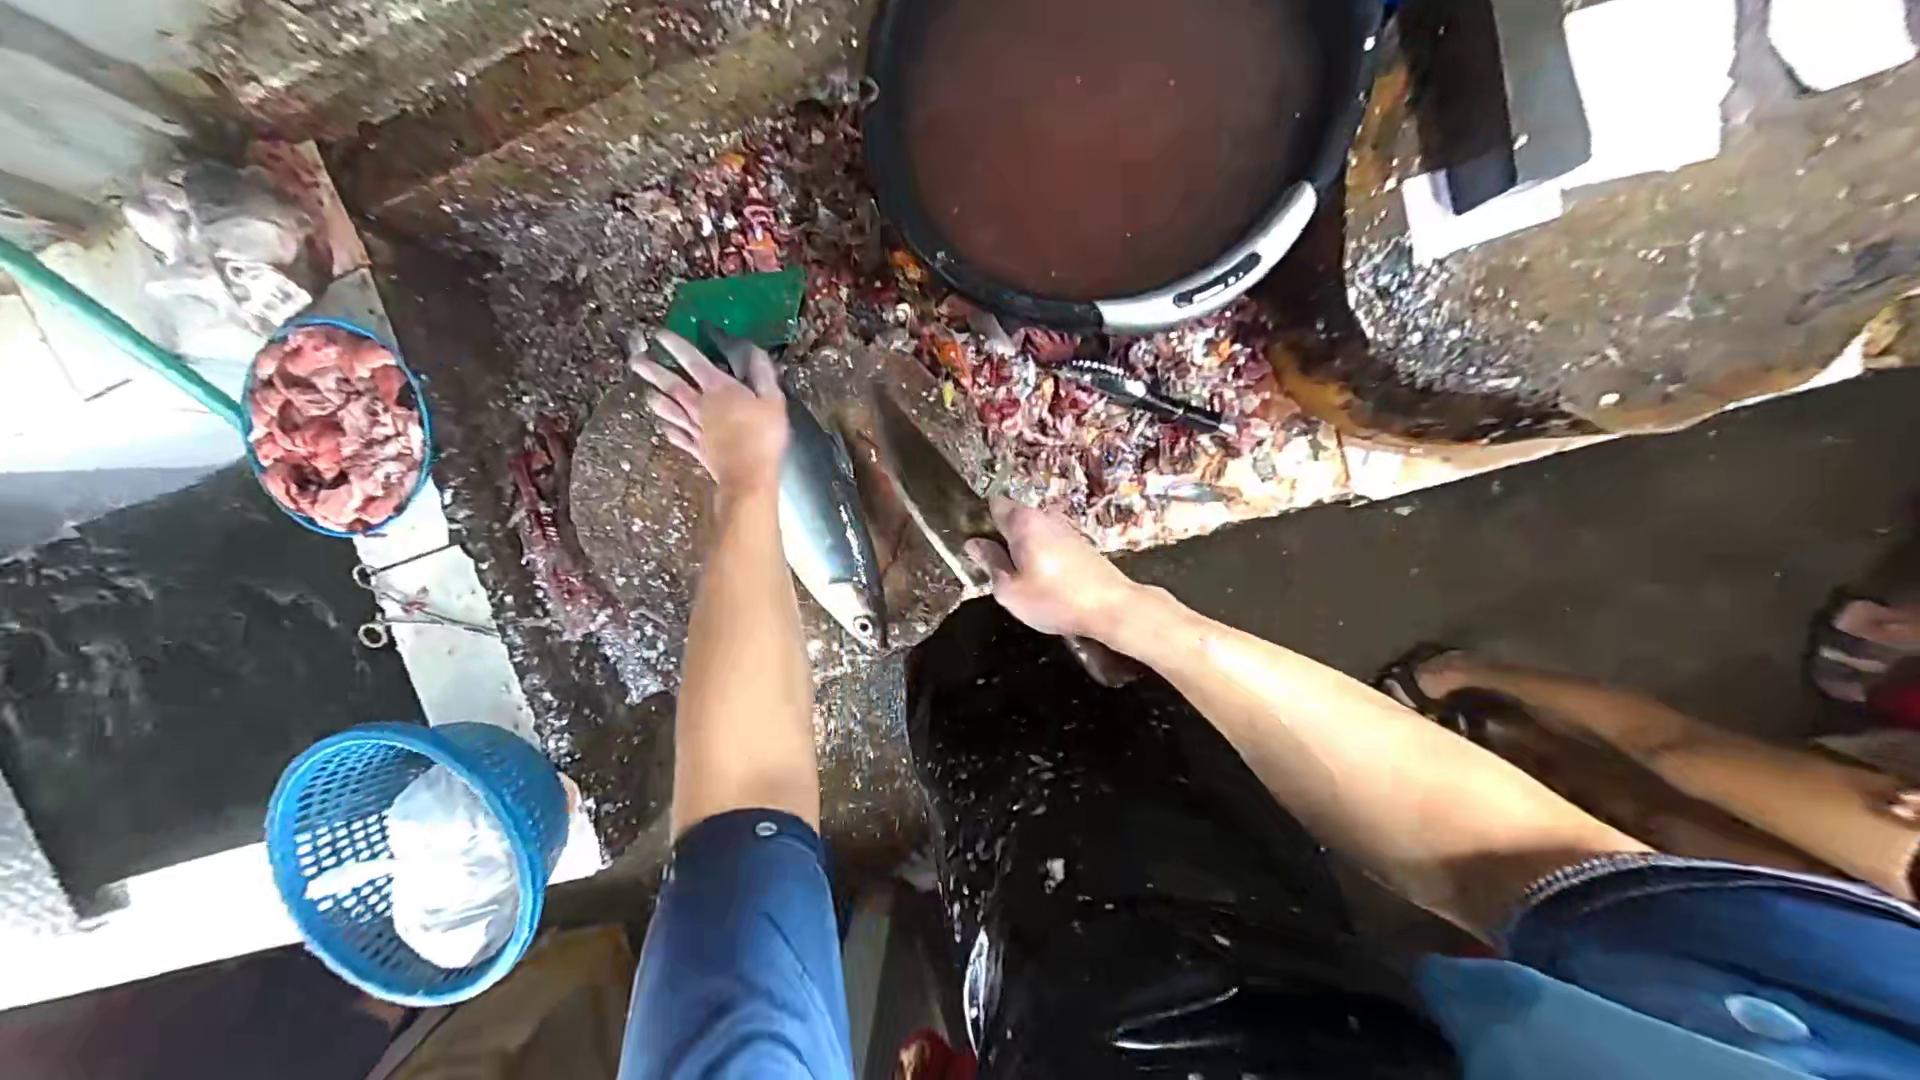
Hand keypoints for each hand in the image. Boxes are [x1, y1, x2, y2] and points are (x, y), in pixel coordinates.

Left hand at [631, 330, 788, 495]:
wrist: (748, 476)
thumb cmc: (763, 436)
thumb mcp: (772, 400)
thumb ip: (762, 373)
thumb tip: (755, 351)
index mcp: (718, 389)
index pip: (692, 360)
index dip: (676, 345)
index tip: (660, 335)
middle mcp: (700, 405)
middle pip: (672, 384)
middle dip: (653, 370)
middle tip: (635, 361)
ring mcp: (696, 429)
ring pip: (670, 410)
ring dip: (657, 400)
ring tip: (647, 393)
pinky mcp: (697, 449)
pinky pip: (679, 437)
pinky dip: (670, 431)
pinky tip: (665, 428)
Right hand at [965, 498, 1141, 638]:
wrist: (1111, 607)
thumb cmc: (1055, 599)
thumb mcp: (1010, 590)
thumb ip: (989, 563)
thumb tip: (974, 544)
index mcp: (1024, 522)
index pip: (994, 505)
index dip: (981, 521)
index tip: (976, 544)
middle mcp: (1045, 516)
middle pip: (1014, 518)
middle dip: (1001, 536)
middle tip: (992, 566)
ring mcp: (1065, 528)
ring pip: (1032, 531)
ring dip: (1022, 547)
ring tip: (1017, 576)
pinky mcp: (1080, 543)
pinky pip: (1048, 541)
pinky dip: (1040, 553)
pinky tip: (1042, 578)